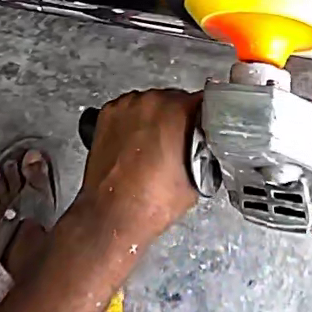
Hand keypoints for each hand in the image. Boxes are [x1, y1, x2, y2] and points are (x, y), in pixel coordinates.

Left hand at [75, 88, 201, 243]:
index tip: (204, 122)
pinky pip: (126, 109)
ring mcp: (126, 105)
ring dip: (153, 117)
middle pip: (172, 98)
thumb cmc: (152, 200)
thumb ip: (203, 151)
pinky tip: (133, 143)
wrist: (114, 212)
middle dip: (177, 116)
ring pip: (148, 103)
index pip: (199, 100)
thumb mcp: (197, 178)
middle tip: (178, 140)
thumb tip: (204, 146)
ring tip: (152, 144)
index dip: (204, 113)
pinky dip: (131, 121)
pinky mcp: (107, 112)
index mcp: (176, 111)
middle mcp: (150, 101)